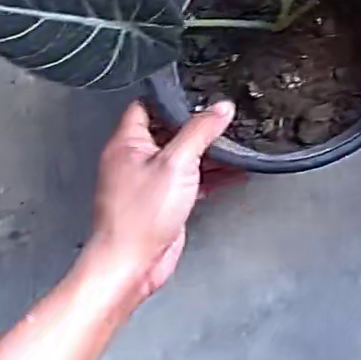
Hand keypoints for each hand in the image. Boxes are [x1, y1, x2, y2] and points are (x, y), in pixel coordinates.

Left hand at [81, 100, 238, 305]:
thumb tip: (219, 108)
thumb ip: (200, 131)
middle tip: (220, 118)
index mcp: (127, 143)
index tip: (196, 94)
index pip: (146, 105)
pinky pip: (188, 180)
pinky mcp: (162, 201)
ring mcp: (148, 181)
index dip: (171, 98)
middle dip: (196, 125)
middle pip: (168, 130)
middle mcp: (134, 159)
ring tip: (233, 143)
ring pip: (181, 156)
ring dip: (206, 152)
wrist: (131, 265)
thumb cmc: (138, 217)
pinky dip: (208, 175)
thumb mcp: (177, 162)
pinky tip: (231, 173)